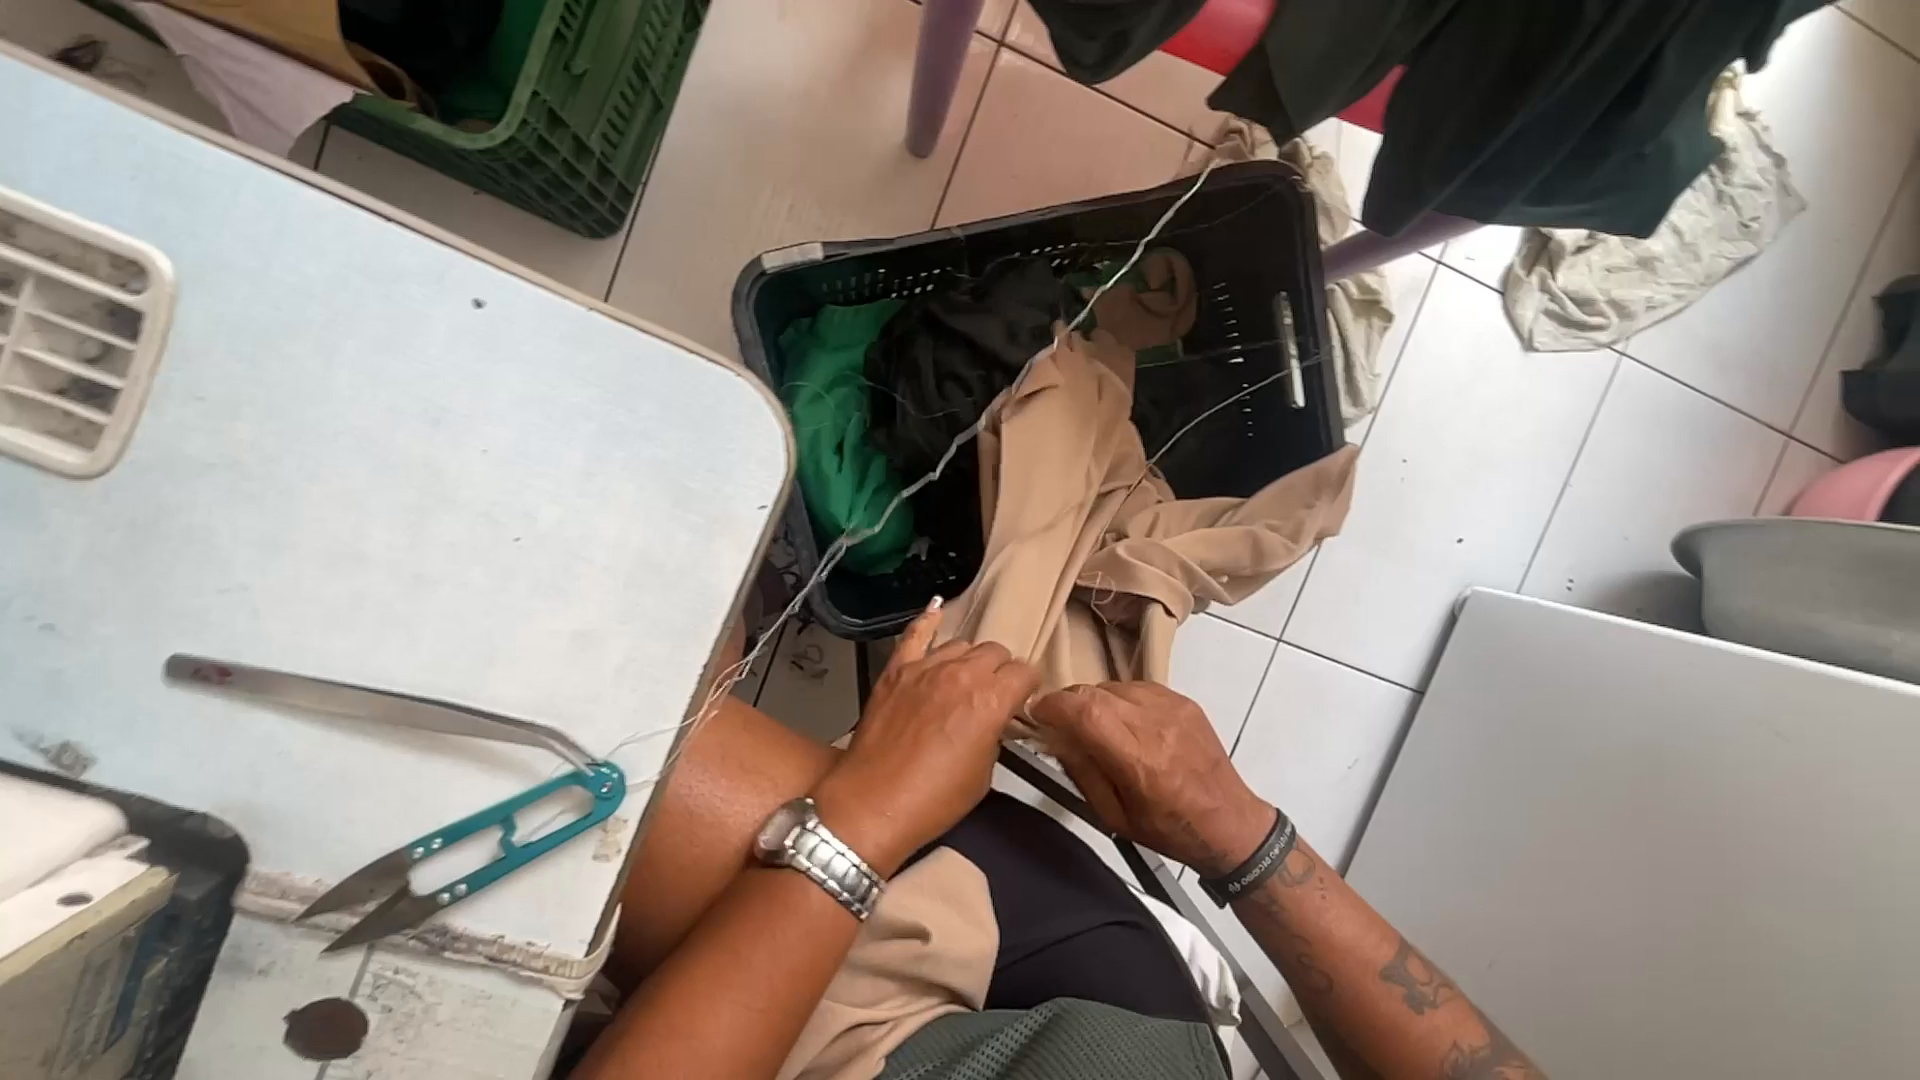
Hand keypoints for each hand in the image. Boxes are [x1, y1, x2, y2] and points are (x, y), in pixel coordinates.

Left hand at [812, 601, 1038, 875]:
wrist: (873, 804)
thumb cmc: (933, 800)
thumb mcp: (984, 773)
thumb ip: (995, 733)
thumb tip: (995, 719)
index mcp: (991, 700)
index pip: (1024, 672)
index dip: (1027, 688)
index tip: (1022, 700)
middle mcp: (961, 674)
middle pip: (995, 651)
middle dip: (1001, 671)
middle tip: (995, 693)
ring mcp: (925, 668)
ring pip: (961, 643)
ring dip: (970, 659)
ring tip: (965, 680)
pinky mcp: (896, 670)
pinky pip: (915, 634)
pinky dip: (928, 622)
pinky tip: (936, 612)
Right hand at [1028, 682, 1273, 877]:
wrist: (1230, 822)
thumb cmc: (1168, 829)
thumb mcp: (1113, 815)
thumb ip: (1081, 771)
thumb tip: (1054, 736)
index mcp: (1138, 760)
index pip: (1086, 711)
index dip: (1054, 705)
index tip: (1037, 712)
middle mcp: (1155, 725)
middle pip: (1095, 691)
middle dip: (1069, 701)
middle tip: (1060, 720)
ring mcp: (1173, 708)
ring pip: (1114, 686)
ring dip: (1095, 700)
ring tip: (1095, 725)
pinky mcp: (1184, 701)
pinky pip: (1138, 688)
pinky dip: (1121, 699)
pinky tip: (1125, 721)